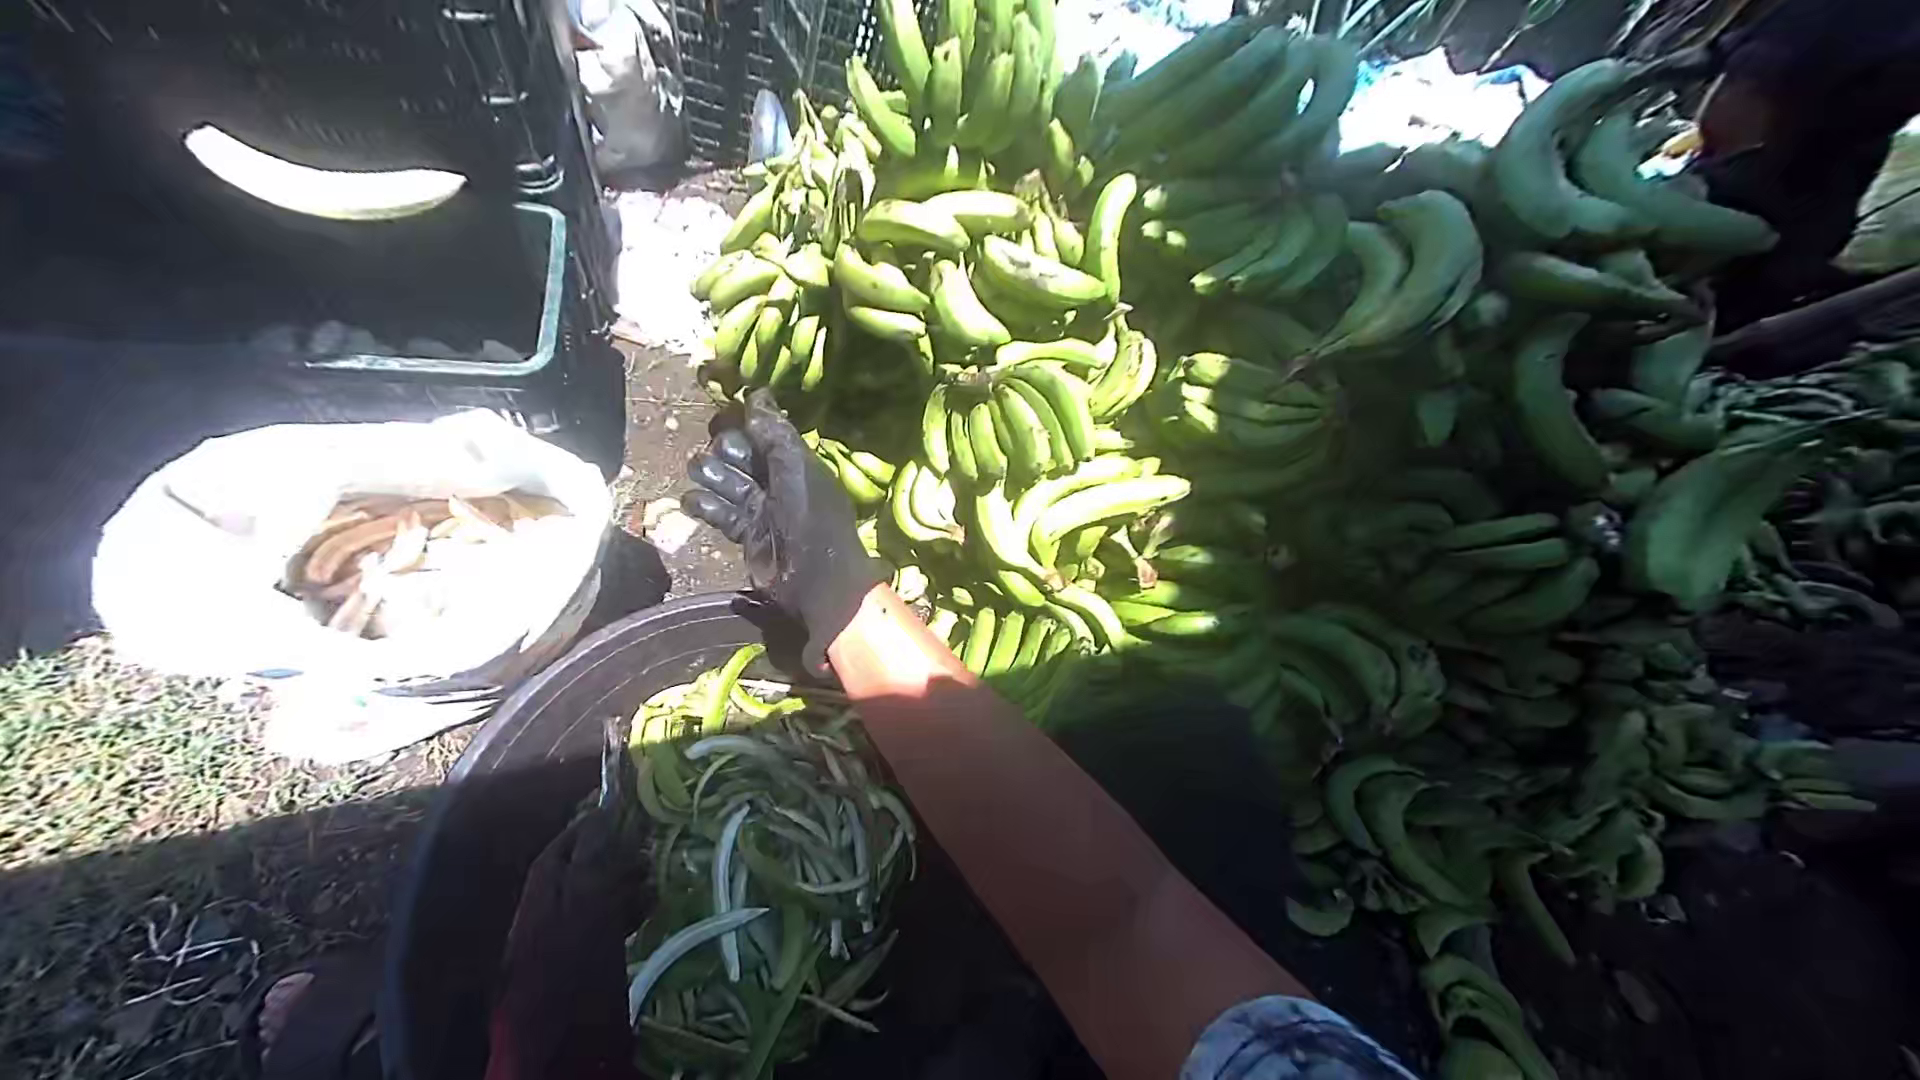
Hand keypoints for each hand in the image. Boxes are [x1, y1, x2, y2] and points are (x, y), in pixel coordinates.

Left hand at [487, 808, 647, 1079]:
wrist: (564, 1049)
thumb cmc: (575, 966)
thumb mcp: (586, 904)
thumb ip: (593, 860)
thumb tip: (602, 813)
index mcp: (538, 900)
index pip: (558, 851)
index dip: (588, 828)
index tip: (622, 810)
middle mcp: (544, 919)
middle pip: (577, 872)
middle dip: (613, 854)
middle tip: (647, 843)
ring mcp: (562, 944)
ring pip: (594, 898)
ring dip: (624, 882)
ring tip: (655, 874)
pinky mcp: (582, 966)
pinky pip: (604, 925)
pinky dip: (626, 911)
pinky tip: (649, 909)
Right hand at [682, 388, 882, 672]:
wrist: (815, 579)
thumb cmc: (812, 518)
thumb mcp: (798, 469)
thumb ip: (775, 433)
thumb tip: (757, 394)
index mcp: (796, 463)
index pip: (762, 433)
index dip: (745, 423)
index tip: (726, 416)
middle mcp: (777, 482)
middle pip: (738, 454)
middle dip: (726, 450)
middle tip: (726, 458)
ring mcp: (760, 509)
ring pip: (725, 481)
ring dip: (712, 475)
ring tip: (710, 479)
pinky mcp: (746, 534)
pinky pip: (719, 512)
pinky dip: (705, 505)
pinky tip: (695, 501)